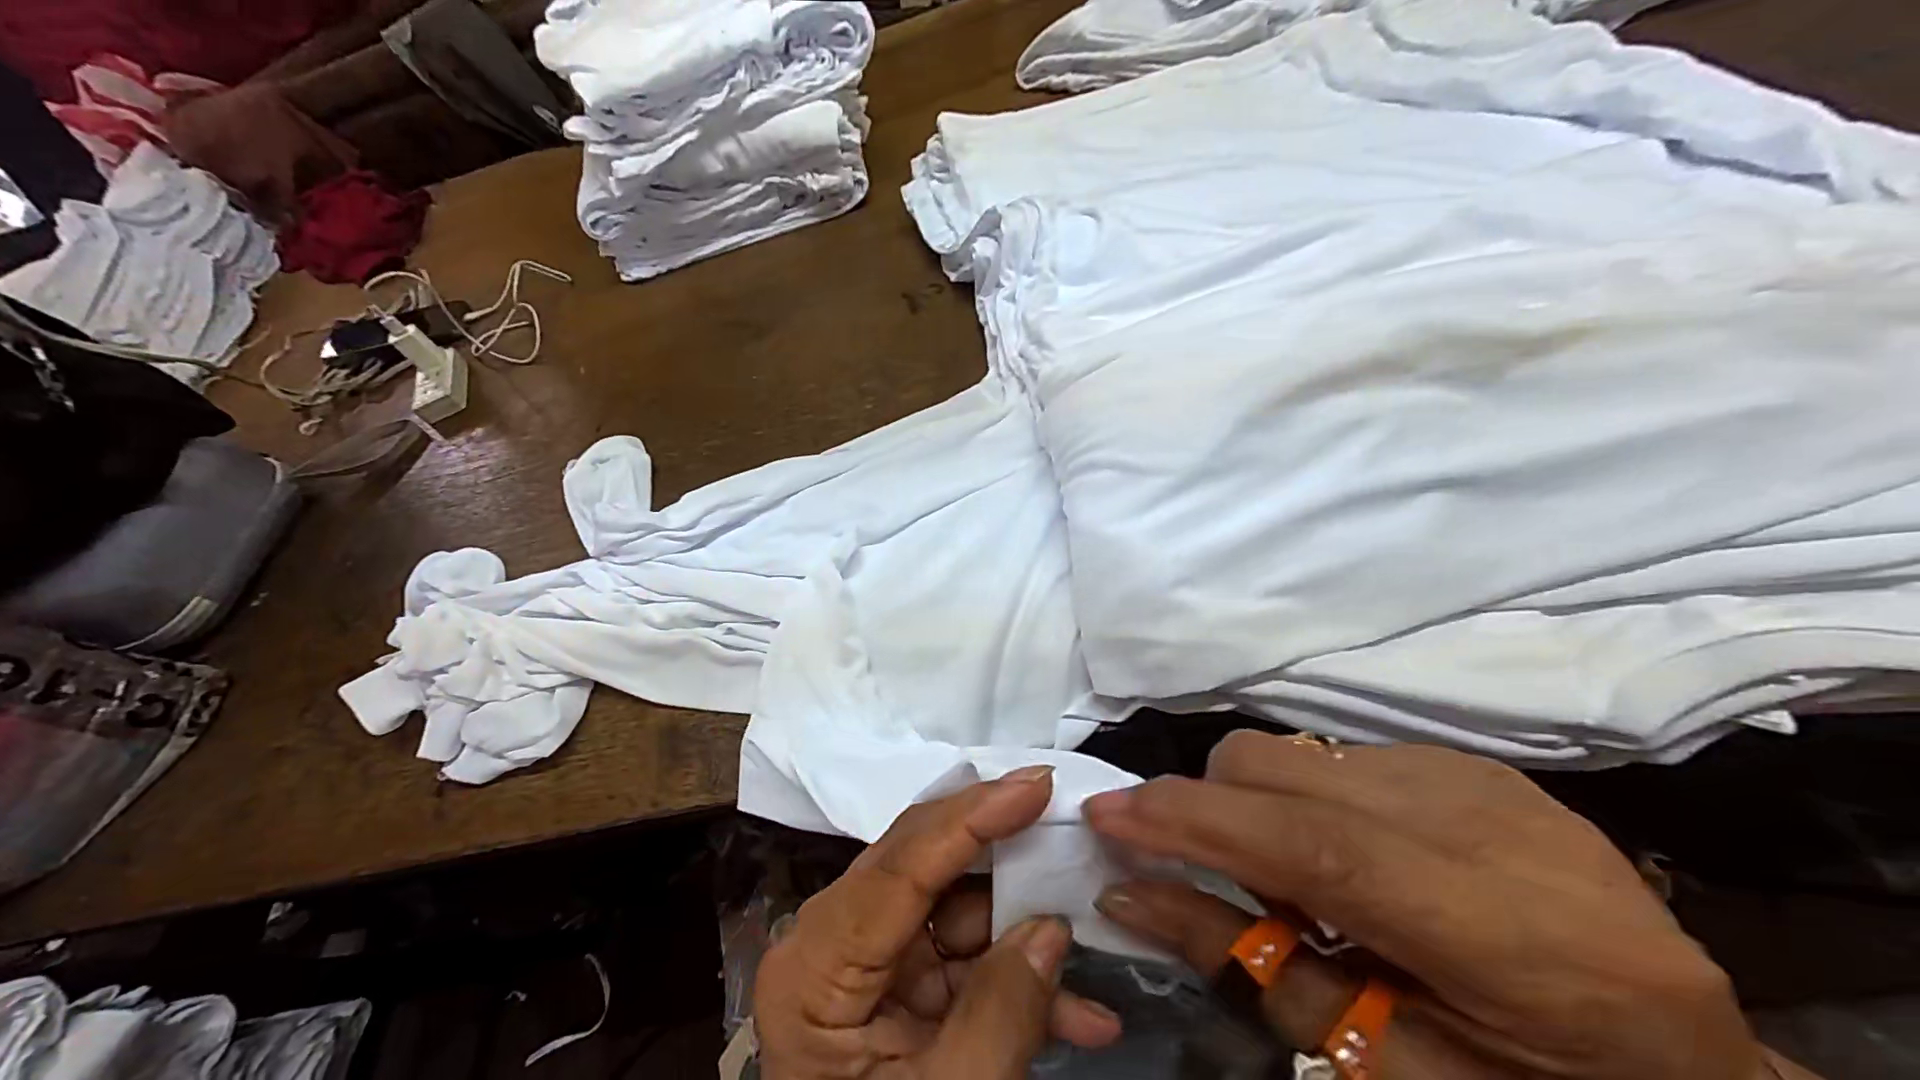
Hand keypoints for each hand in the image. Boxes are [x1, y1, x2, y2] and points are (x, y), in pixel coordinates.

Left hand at [754, 766, 1123, 1078]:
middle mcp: (835, 944)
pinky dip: (1020, 981)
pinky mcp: (902, 989)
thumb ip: (1002, 1014)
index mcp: (817, 966)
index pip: (900, 865)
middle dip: (999, 847)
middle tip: (1059, 810)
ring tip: (1091, 929)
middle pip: (924, 867)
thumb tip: (1050, 928)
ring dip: (1025, 928)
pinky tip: (1084, 1018)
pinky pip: (966, 962)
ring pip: (956, 912)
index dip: (973, 817)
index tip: (1036, 782)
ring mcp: (870, 965)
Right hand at [1083, 733, 1761, 1079]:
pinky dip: (1303, 796)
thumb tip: (1130, 894)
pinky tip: (1342, 854)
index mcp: (1498, 931)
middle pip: (1284, 767)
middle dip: (1206, 804)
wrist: (1693, 1060)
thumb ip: (1257, 973)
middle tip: (1194, 868)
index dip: (1196, 823)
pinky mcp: (1468, 761)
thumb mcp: (1395, 1068)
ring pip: (1297, 750)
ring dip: (1253, 802)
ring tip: (1285, 876)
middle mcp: (1487, 823)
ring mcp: (1477, 777)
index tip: (1105, 814)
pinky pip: (1335, 755)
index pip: (1312, 845)